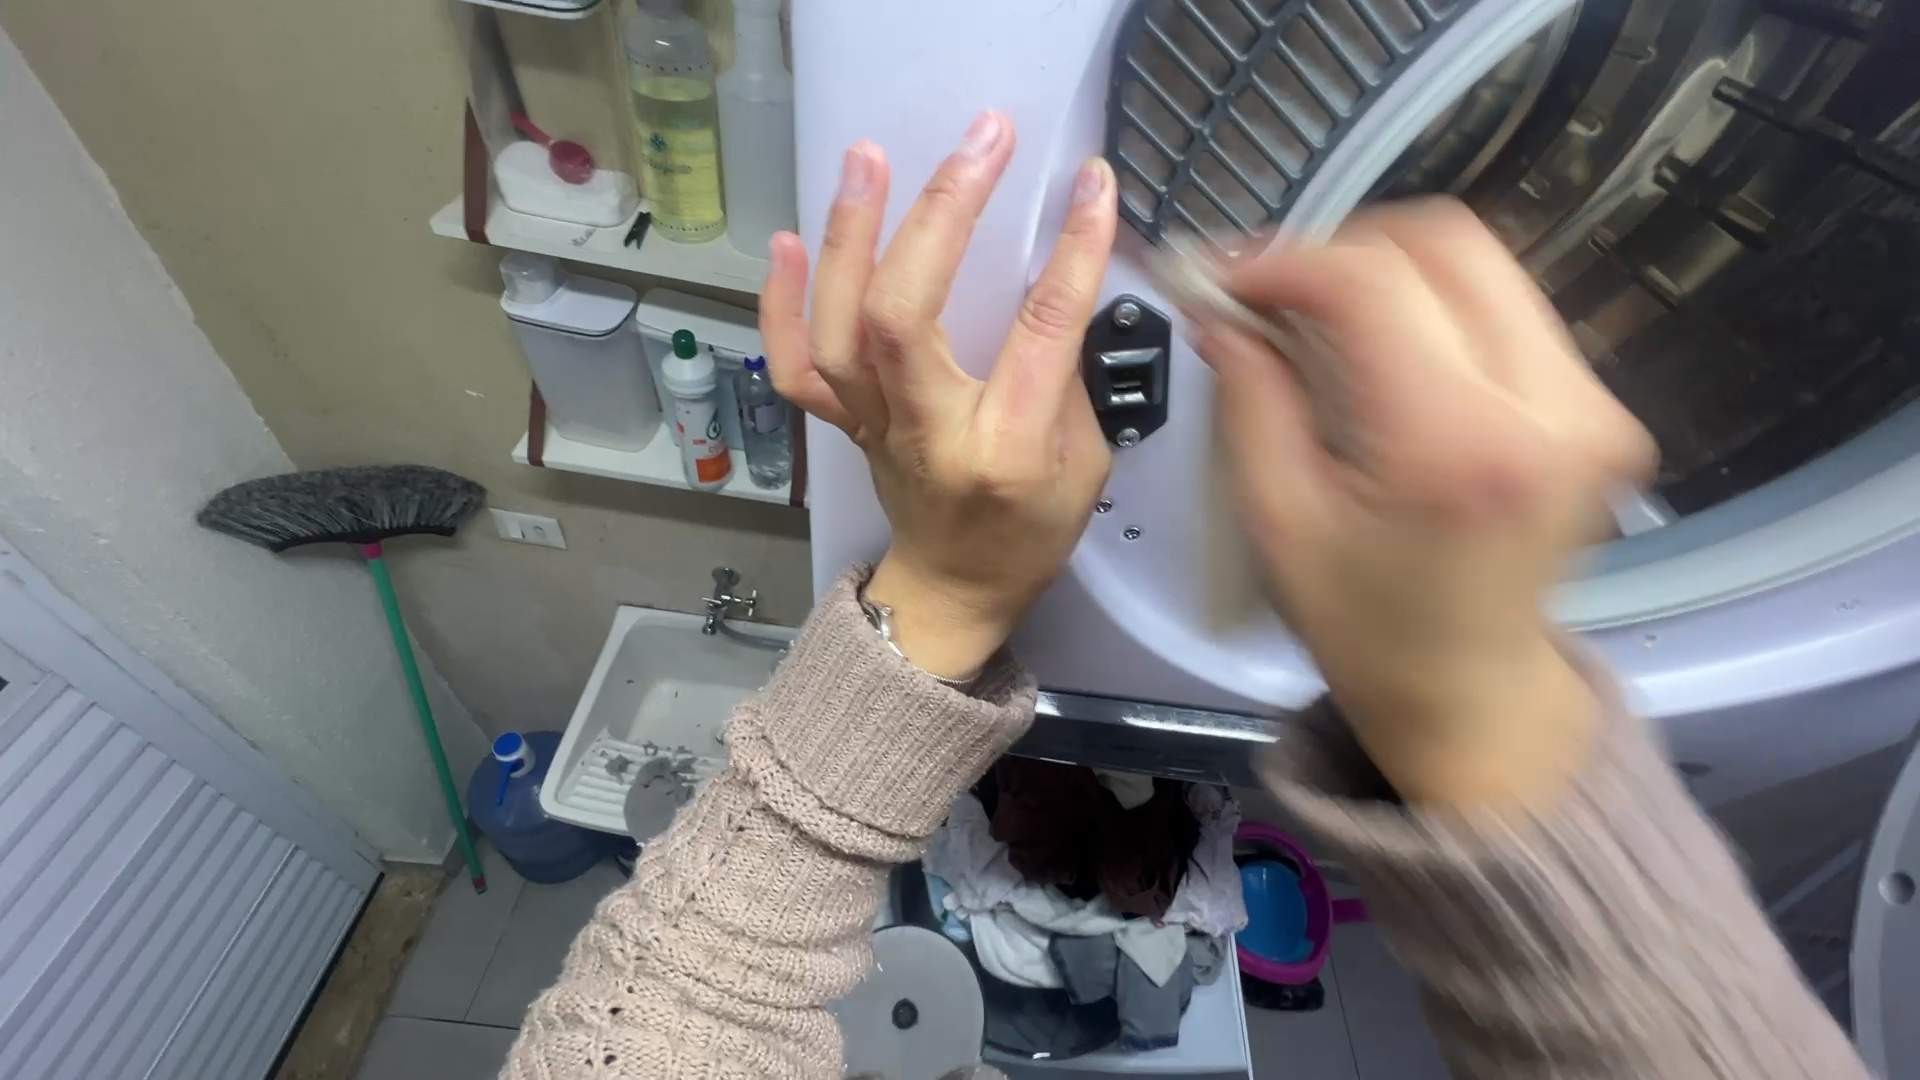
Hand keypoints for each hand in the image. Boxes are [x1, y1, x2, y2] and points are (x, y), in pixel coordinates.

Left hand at [760, 111, 1119, 678]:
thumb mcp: (1084, 469)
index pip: (1039, 332)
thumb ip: (1069, 380)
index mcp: (1005, 449)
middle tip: (978, 142)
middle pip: (907, 316)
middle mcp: (929, 432)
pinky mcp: (846, 423)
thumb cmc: (1027, 536)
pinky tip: (787, 242)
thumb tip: (1058, 288)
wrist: (953, 588)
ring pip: (840, 331)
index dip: (1072, 250)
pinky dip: (780, 306)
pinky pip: (796, 367)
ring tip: (869, 158)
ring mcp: (875, 426)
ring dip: (848, 238)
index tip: (1091, 182)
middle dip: (942, 215)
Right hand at [1199, 199, 1656, 808]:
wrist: (1467, 692)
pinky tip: (1373, 347)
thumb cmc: (1358, 624)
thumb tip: (1223, 314)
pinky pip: (1503, 308)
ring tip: (1311, 314)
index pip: (1372, 288)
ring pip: (1481, 263)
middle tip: (1269, 291)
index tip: (1224, 278)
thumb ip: (1251, 399)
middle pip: (1445, 245)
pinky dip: (1425, 305)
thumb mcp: (1277, 518)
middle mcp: (1552, 406)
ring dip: (1382, 272)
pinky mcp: (1597, 406)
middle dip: (1338, 250)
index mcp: (1457, 446)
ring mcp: (1592, 402)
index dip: (1285, 263)